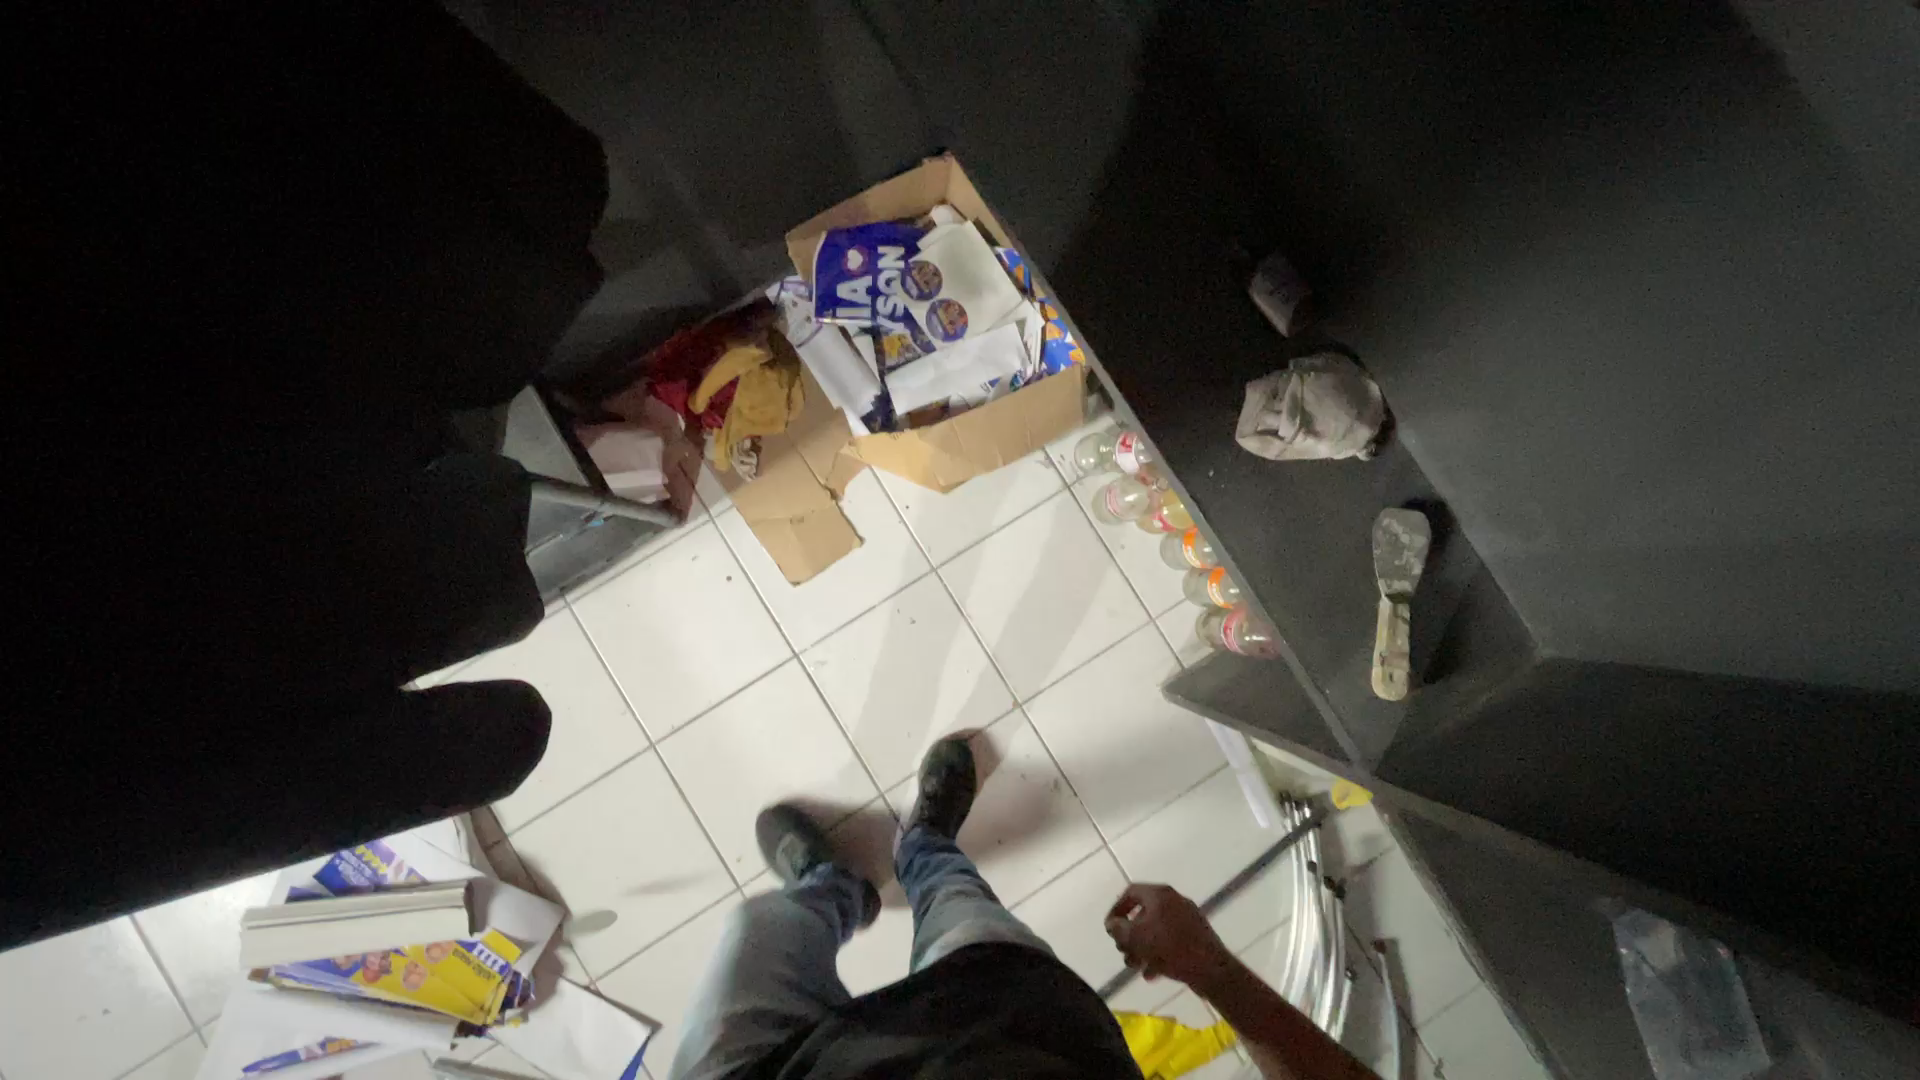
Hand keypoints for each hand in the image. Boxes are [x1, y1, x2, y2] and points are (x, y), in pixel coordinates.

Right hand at [1105, 883, 1235, 990]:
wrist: (1212, 970)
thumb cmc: (1171, 948)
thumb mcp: (1137, 938)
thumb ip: (1119, 929)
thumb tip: (1112, 924)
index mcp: (1160, 894)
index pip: (1130, 892)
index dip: (1116, 909)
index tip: (1110, 928)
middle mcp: (1174, 901)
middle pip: (1144, 913)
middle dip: (1130, 935)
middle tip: (1124, 952)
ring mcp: (1188, 919)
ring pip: (1157, 930)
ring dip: (1143, 948)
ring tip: (1135, 967)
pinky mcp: (1197, 937)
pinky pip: (1171, 941)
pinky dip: (1159, 954)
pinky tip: (1152, 975)